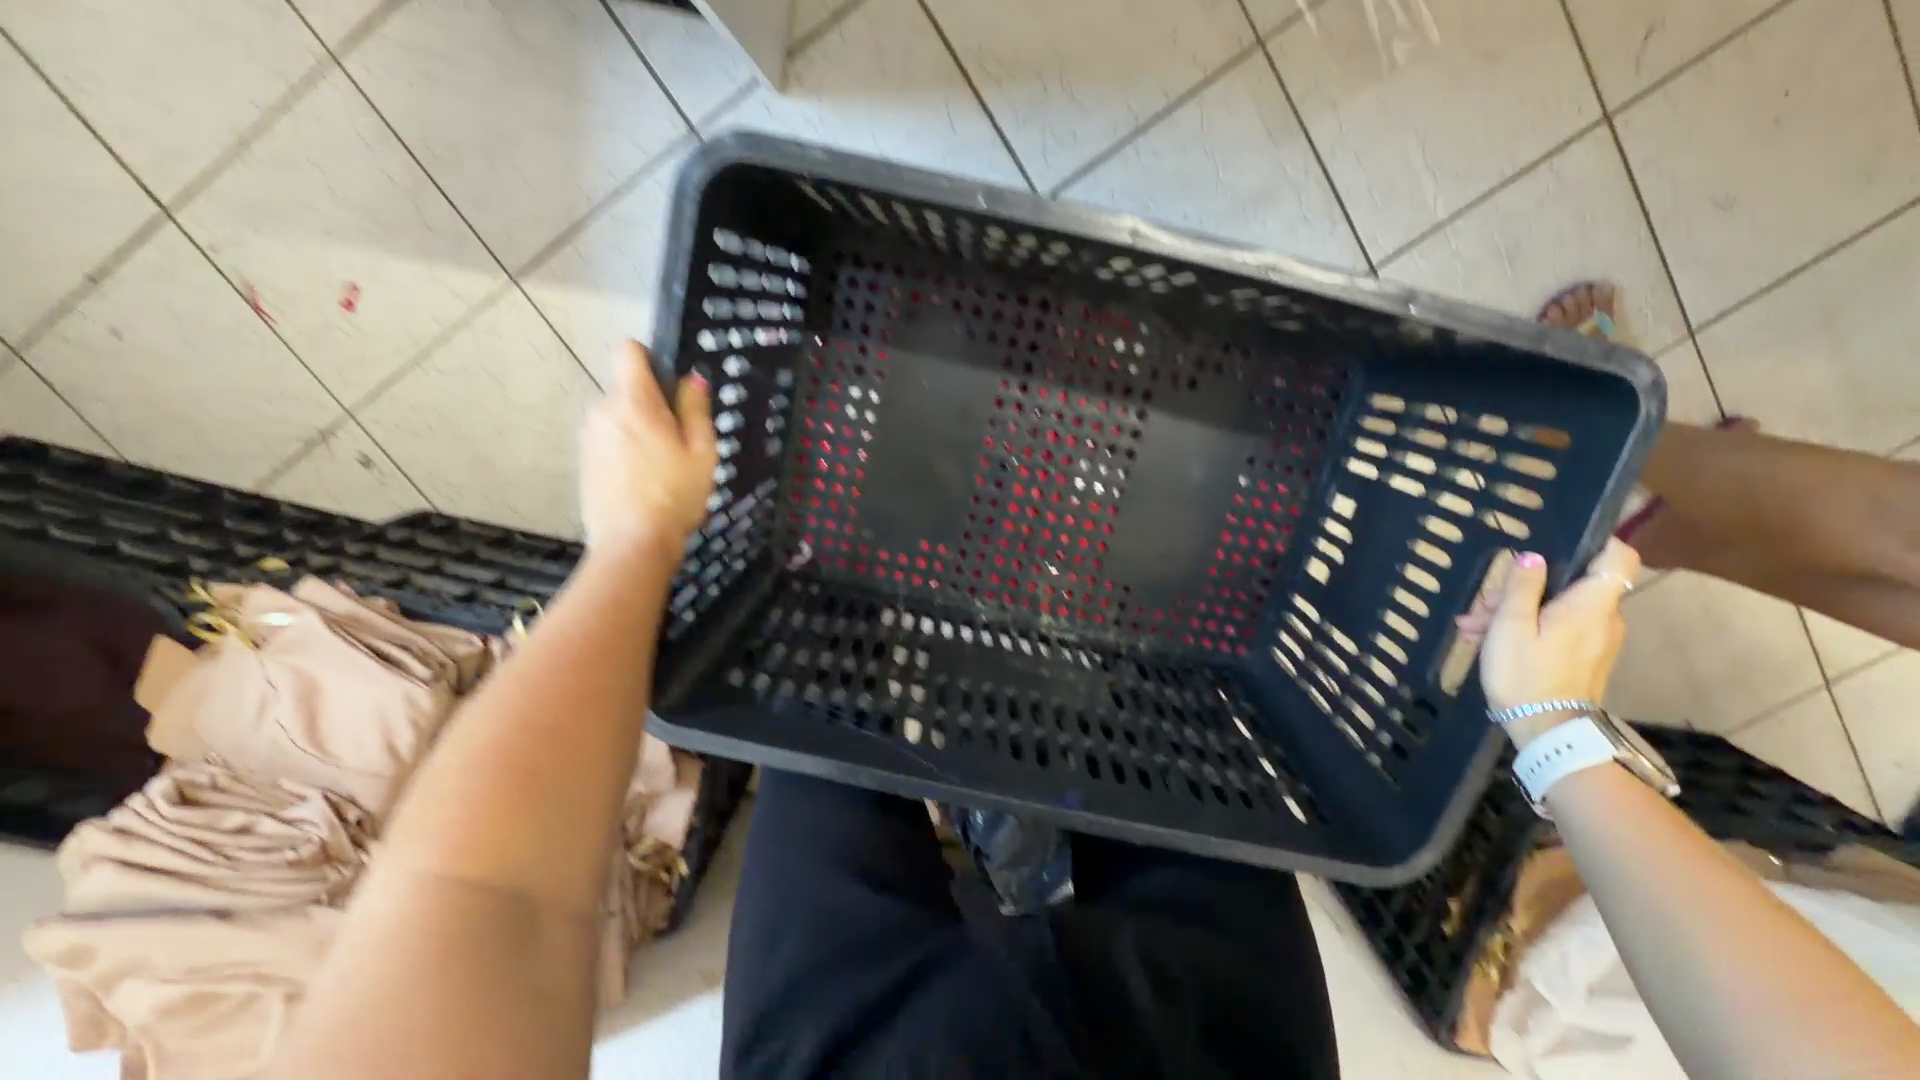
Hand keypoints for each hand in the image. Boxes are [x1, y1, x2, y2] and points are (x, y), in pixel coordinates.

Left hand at [579, 341, 718, 551]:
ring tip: (662, 466)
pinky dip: (625, 451)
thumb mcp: (701, 452)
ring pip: (618, 417)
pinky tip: (642, 481)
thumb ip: (695, 409)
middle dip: (651, 404)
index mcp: (634, 401)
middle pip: (627, 389)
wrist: (632, 543)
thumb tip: (693, 379)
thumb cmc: (674, 495)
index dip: (650, 358)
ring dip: (638, 429)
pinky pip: (608, 441)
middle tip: (678, 440)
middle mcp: (603, 410)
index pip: (628, 350)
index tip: (670, 384)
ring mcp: (589, 436)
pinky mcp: (584, 461)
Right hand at [1460, 539, 1640, 747]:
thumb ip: (1522, 588)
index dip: (1597, 542)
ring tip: (1474, 627)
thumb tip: (1532, 557)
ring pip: (1560, 608)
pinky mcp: (1587, 658)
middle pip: (1573, 584)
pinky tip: (1488, 642)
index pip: (1617, 557)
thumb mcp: (1510, 627)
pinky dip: (1529, 629)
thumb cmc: (1527, 674)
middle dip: (1527, 587)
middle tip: (1485, 604)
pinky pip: (1560, 629)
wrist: (1548, 732)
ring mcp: (1598, 640)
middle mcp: (1604, 618)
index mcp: (1591, 604)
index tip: (1561, 543)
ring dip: (1518, 611)